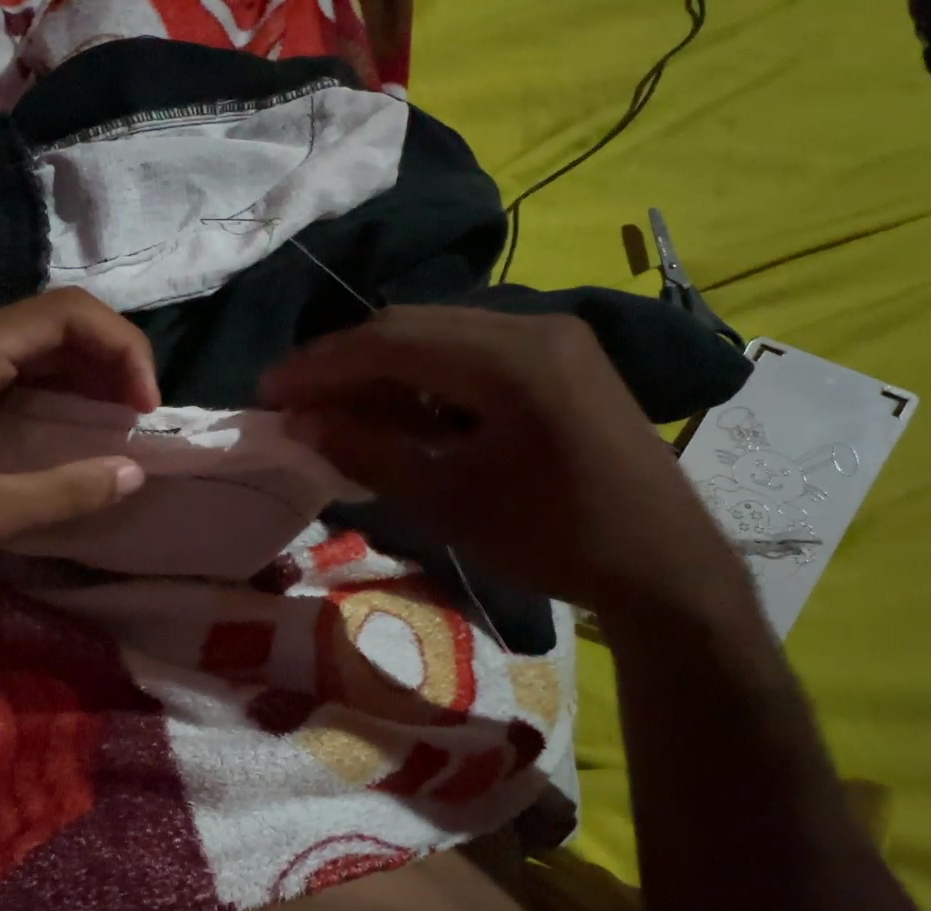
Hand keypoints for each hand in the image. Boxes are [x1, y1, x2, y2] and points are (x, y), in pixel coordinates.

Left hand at [0, 289, 157, 597]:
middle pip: (57, 321)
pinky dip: (55, 391)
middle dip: (111, 357)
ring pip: (37, 346)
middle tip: (141, 412)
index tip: (145, 407)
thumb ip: (66, 492)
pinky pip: (15, 373)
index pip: (69, 314)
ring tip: (121, 418)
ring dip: (86, 373)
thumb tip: (135, 472)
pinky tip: (75, 425)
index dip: (122, 349)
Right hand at [260, 305, 746, 618]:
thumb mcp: (446, 502)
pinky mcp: (557, 360)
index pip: (388, 341)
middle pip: (409, 326)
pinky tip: (393, 410)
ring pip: (436, 335)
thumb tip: (300, 422)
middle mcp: (532, 327)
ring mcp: (551, 338)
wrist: (663, 564)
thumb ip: (367, 452)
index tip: (267, 391)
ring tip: (332, 408)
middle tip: (291, 399)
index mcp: (510, 359)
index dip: (319, 365)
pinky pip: (467, 352)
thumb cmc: (552, 539)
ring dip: (377, 368)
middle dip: (341, 362)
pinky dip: (418, 377)